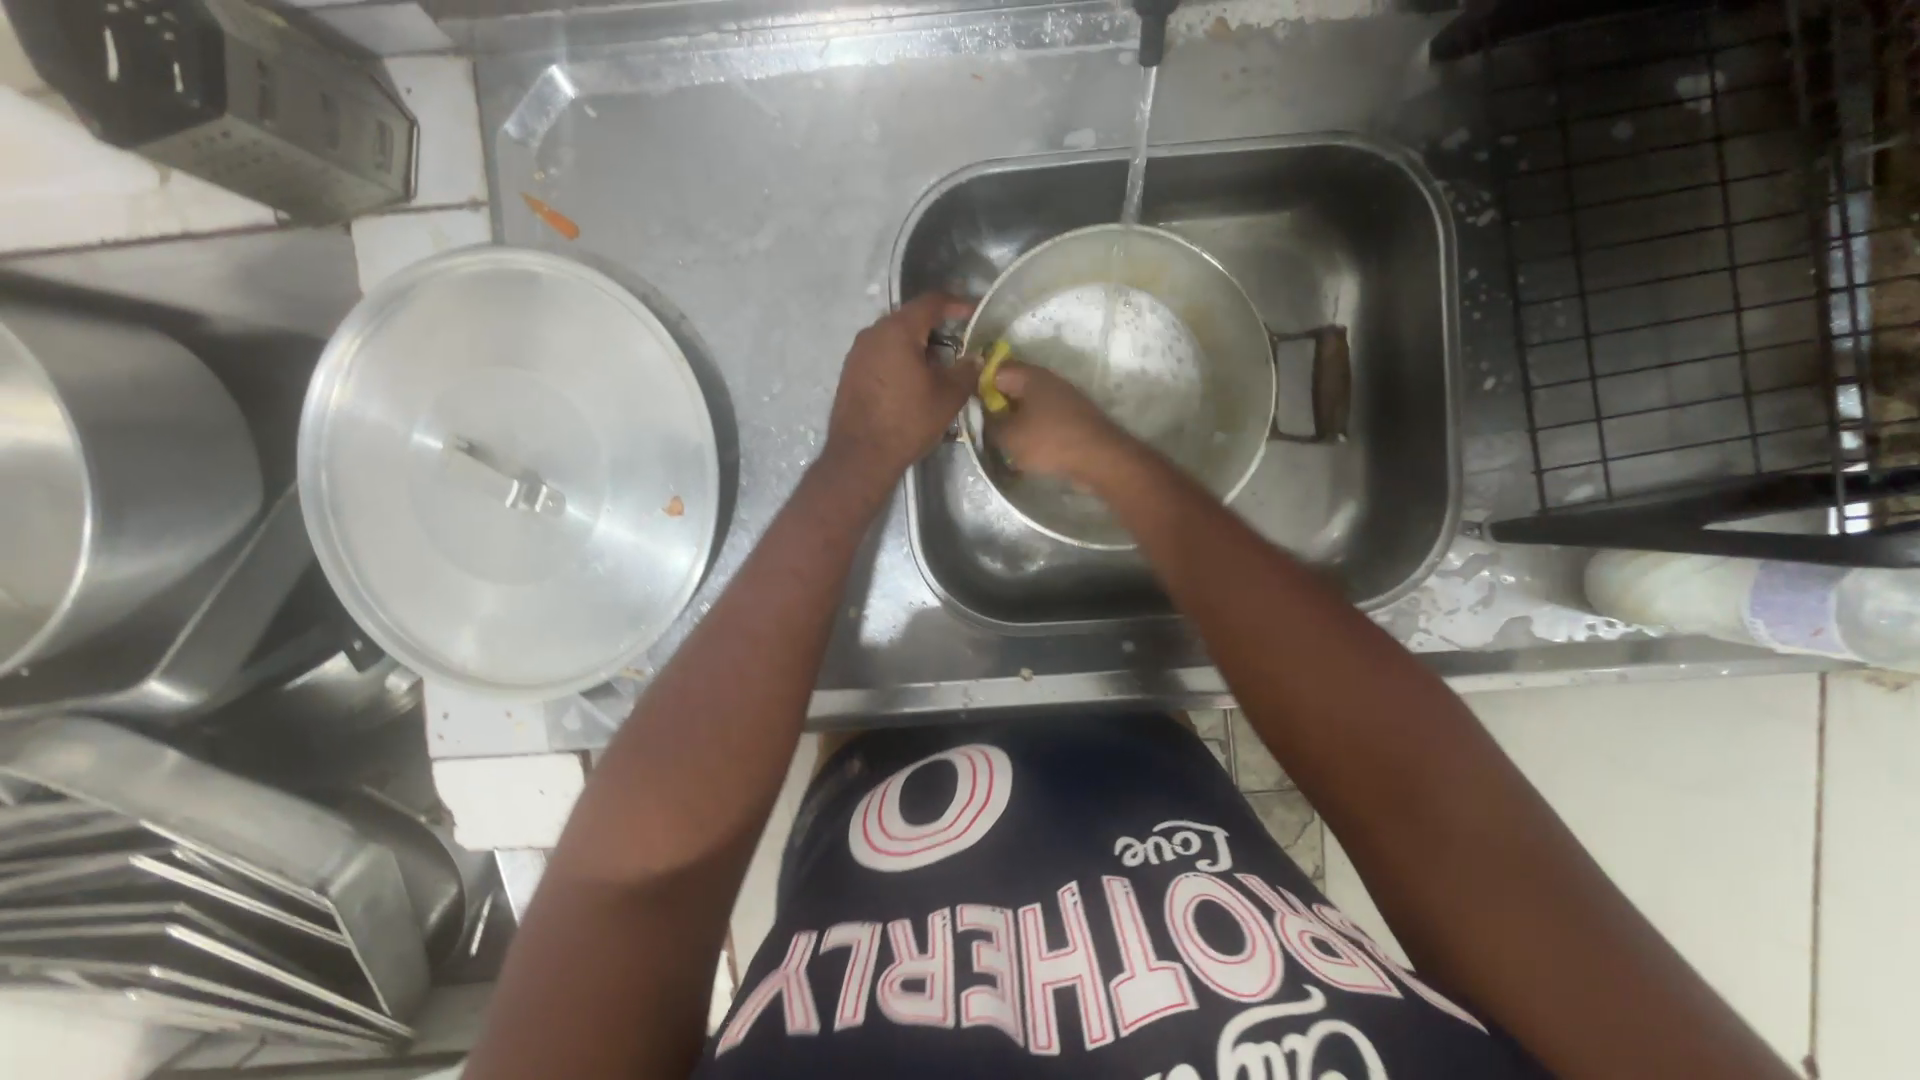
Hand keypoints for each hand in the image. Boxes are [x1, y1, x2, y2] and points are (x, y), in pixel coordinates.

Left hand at [823, 293, 976, 486]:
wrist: (860, 456)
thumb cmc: (907, 421)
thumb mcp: (948, 396)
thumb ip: (967, 370)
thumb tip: (976, 358)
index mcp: (897, 330)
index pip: (931, 302)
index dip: (957, 304)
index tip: (975, 315)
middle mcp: (873, 333)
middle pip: (911, 319)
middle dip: (937, 330)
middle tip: (959, 349)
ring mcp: (857, 353)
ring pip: (894, 338)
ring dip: (918, 348)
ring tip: (938, 371)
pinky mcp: (850, 372)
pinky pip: (881, 355)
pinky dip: (900, 361)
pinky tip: (912, 385)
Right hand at [988, 361, 1134, 485]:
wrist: (1099, 458)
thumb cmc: (1049, 441)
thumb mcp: (1008, 436)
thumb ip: (989, 423)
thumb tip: (985, 416)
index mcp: (1029, 376)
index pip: (995, 369)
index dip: (978, 385)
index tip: (969, 405)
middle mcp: (1047, 380)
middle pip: (1013, 387)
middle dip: (997, 405)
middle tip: (986, 427)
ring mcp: (1063, 397)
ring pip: (1029, 404)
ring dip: (1015, 420)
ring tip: (1005, 441)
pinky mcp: (1073, 416)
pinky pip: (1044, 418)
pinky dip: (1033, 430)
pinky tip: (1027, 449)